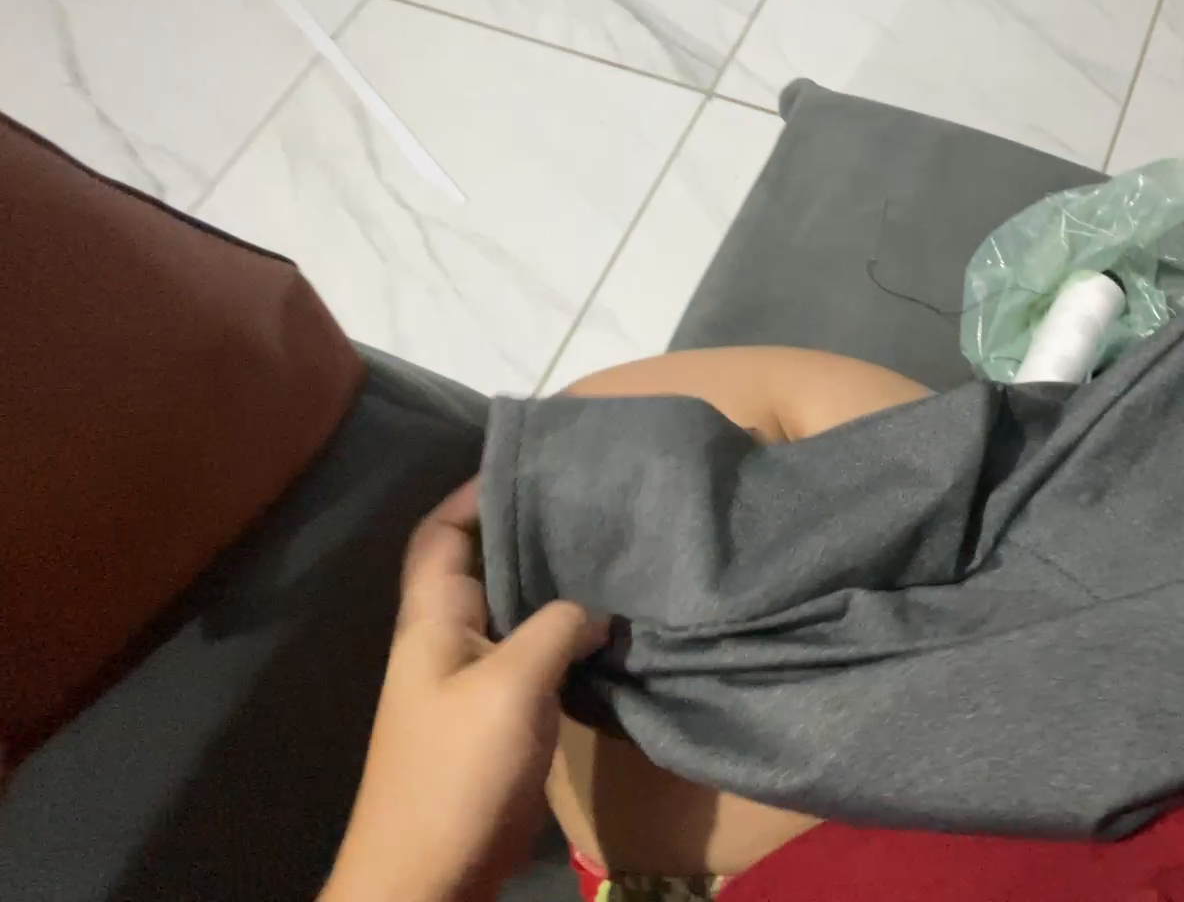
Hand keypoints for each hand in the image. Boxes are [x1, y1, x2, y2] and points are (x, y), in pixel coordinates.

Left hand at [321, 482, 606, 901]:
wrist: (429, 876)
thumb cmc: (455, 770)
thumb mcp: (510, 684)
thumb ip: (558, 627)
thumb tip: (599, 609)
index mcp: (432, 623)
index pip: (440, 539)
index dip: (471, 496)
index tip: (527, 466)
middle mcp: (451, 639)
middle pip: (485, 565)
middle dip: (528, 530)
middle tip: (588, 502)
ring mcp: (478, 676)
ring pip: (519, 607)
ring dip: (557, 579)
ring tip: (609, 549)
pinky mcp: (506, 708)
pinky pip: (539, 647)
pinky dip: (572, 626)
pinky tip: (611, 620)